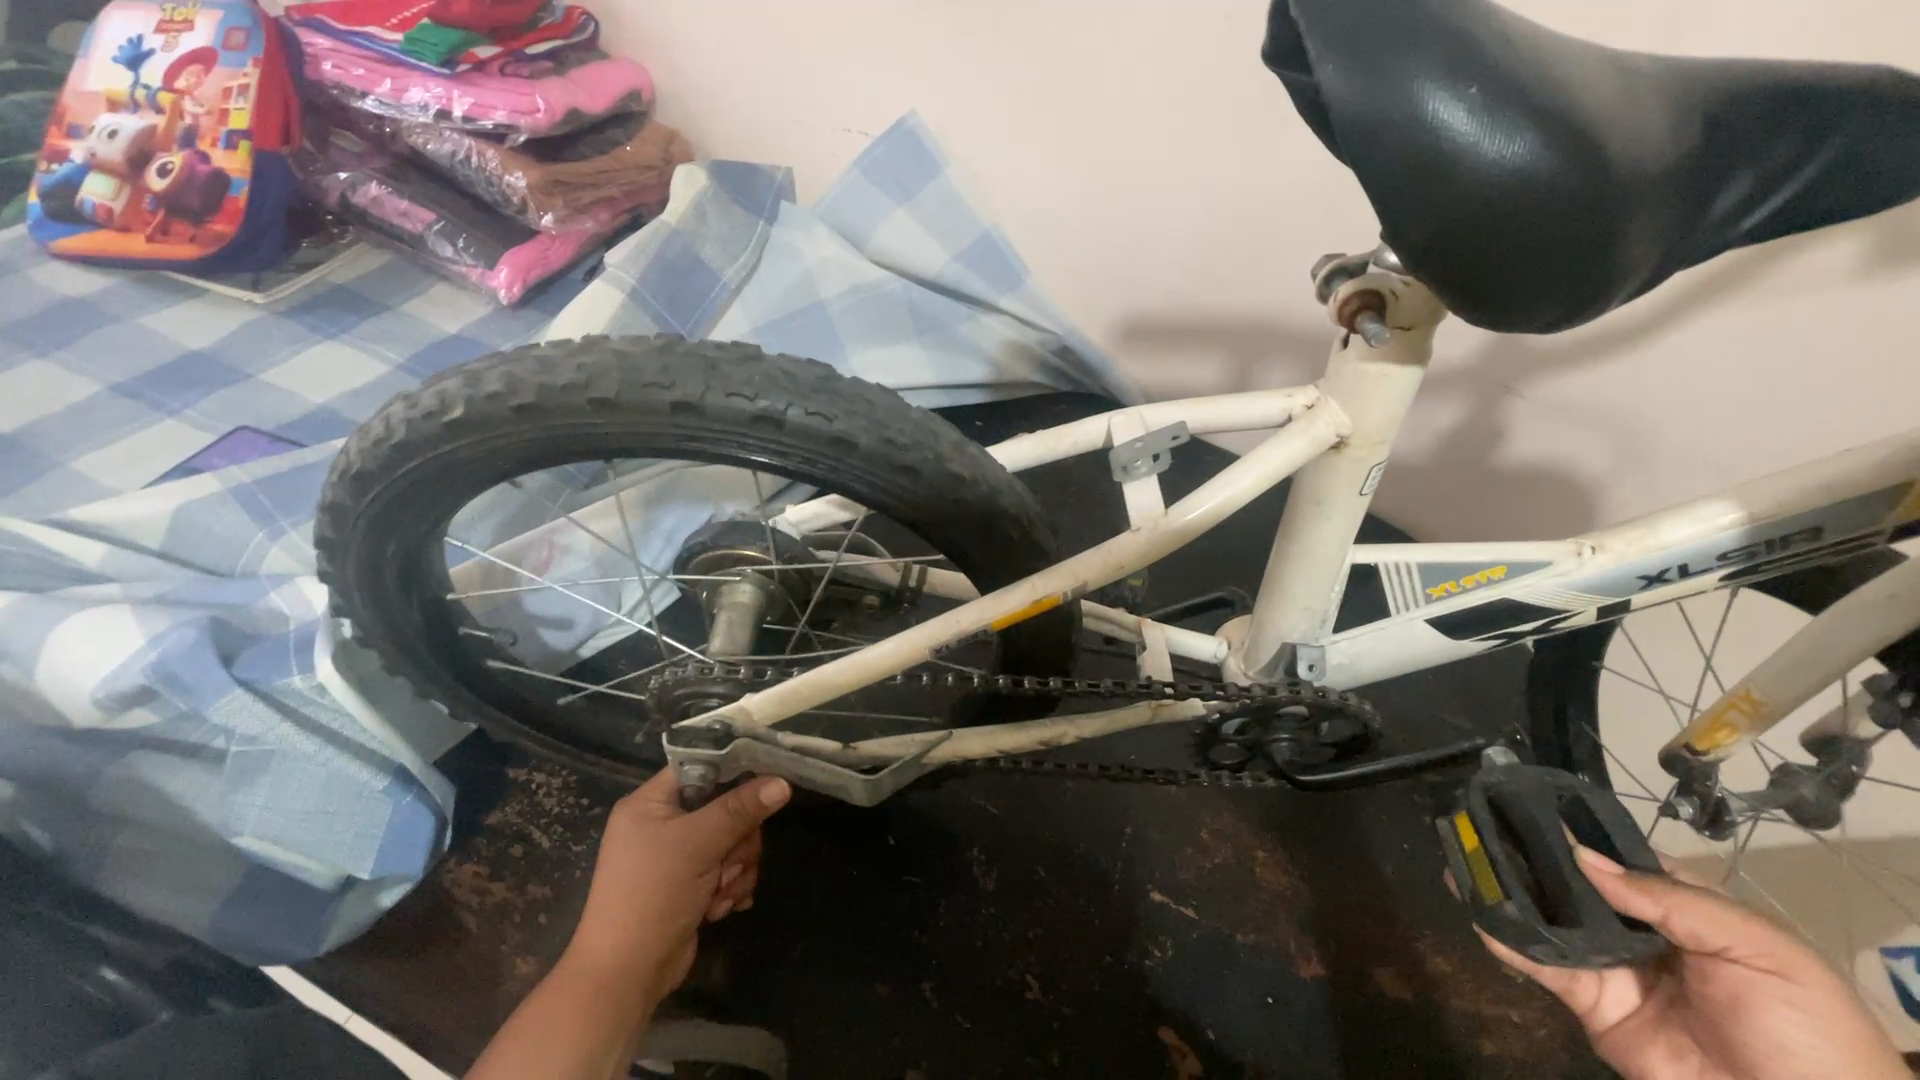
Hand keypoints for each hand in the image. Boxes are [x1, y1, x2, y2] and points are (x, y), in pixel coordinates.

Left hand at [561, 770, 791, 1003]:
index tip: (768, 778)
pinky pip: (728, 869)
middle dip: (737, 840)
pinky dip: (731, 887)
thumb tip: (783, 782)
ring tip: (721, 893)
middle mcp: (663, 824)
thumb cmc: (652, 895)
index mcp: (650, 803)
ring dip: (736, 869)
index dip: (735, 769)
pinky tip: (722, 908)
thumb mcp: (698, 844)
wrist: (627, 974)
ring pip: (733, 841)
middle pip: (726, 807)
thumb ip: (741, 809)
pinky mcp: (691, 885)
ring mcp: (677, 857)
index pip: (700, 766)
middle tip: (729, 862)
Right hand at [1481, 845, 1908, 1079]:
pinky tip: (1480, 916)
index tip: (1534, 807)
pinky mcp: (1592, 1006)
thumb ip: (1671, 900)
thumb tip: (1581, 855)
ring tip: (1464, 862)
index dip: (1584, 836)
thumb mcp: (1758, 948)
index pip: (1626, 862)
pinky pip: (1545, 968)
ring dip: (1510, 894)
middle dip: (1533, 859)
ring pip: (1552, 922)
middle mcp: (1643, 934)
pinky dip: (1509, 942)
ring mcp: (1614, 970)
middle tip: (1482, 827)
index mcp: (1689, 911)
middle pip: (1579, 888)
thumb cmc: (1800, 1023)